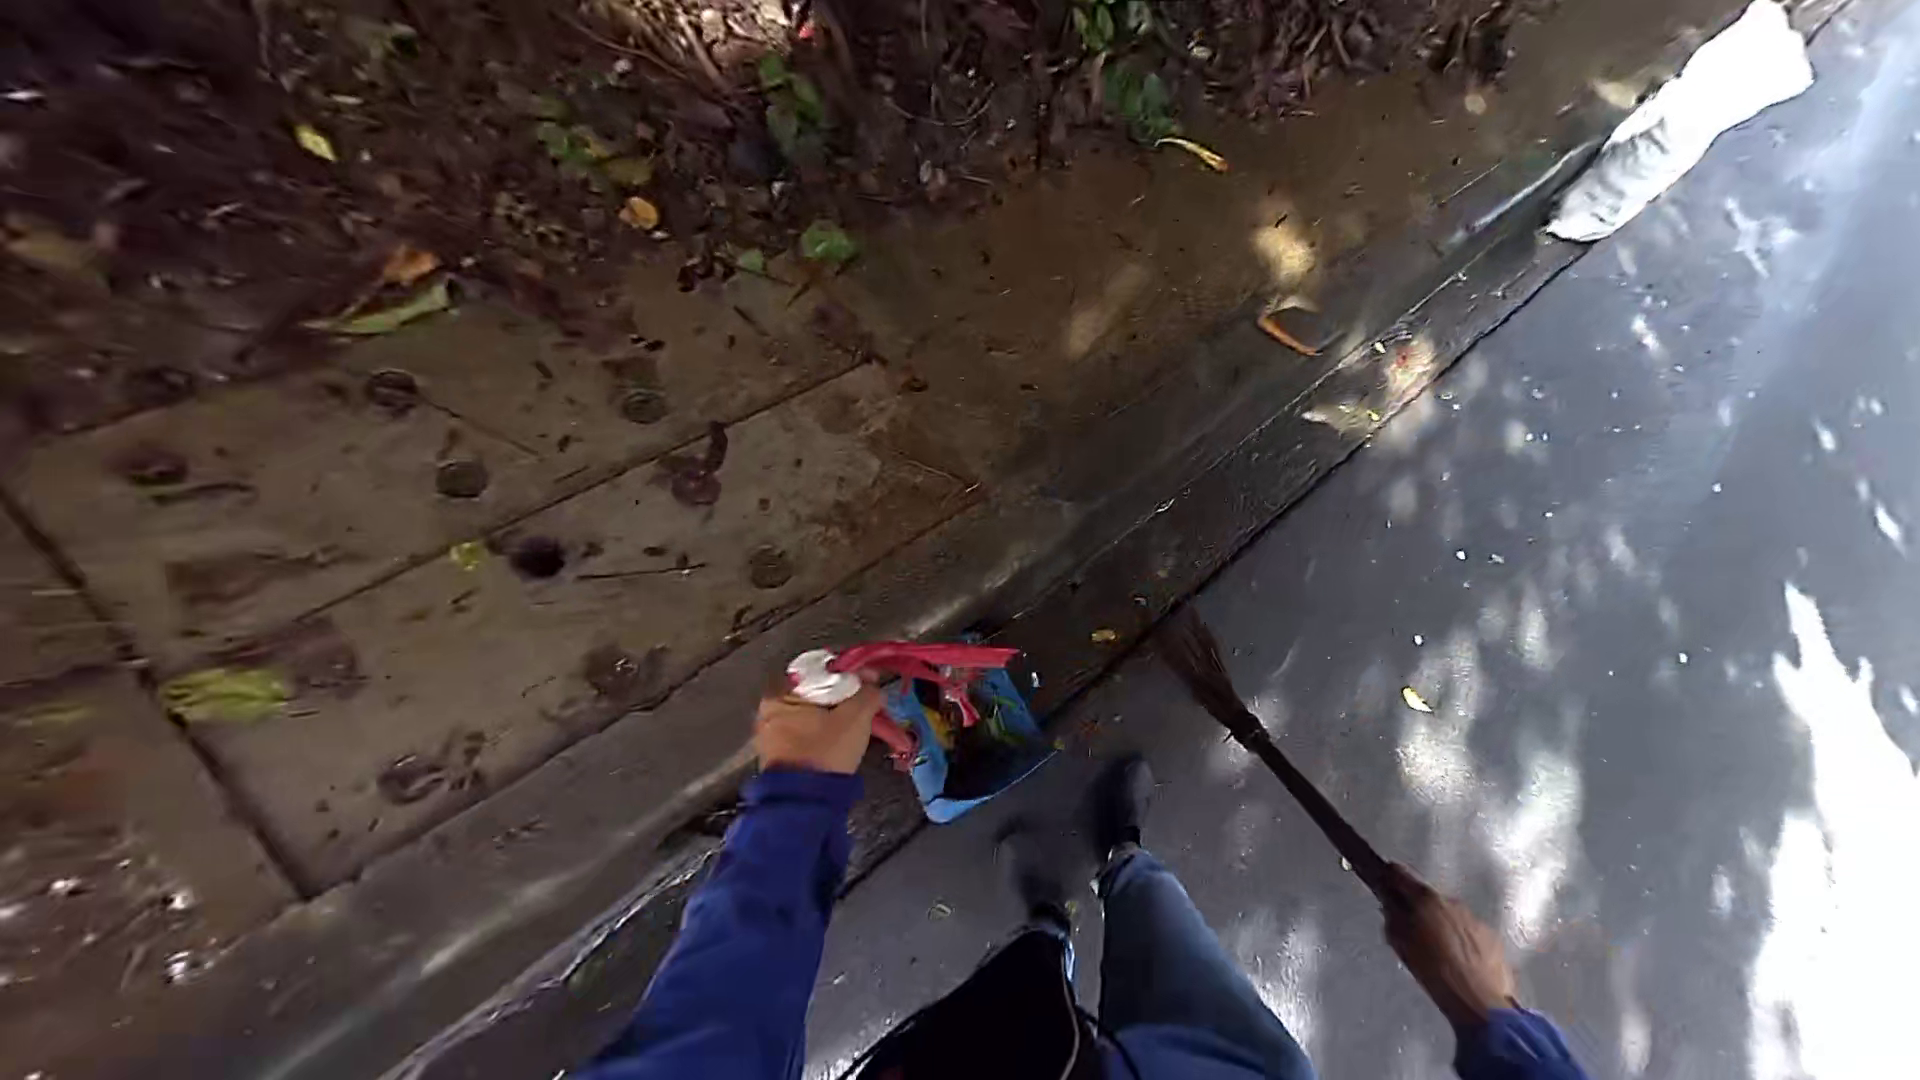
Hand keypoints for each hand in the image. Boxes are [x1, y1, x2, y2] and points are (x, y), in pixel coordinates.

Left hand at [754, 676, 885, 774]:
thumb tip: (873, 687)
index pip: (821, 669)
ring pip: (813, 713)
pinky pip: (808, 732)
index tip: (872, 679)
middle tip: (869, 700)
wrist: (805, 804)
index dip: (851, 671)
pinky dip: (827, 731)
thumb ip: (867, 694)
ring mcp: (772, 734)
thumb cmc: (826, 752)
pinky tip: (845, 738)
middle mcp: (770, 710)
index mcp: (780, 693)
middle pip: (817, 691)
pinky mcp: (779, 756)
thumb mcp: (855, 717)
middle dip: (847, 695)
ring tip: (863, 720)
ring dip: (839, 714)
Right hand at [1381, 863, 1518, 1032]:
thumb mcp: (1398, 940)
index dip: (1389, 876)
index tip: (1385, 881)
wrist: (1480, 1004)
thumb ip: (1391, 914)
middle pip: (1427, 895)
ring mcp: (1476, 920)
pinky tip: (1459, 959)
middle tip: (1412, 927)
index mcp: (1425, 898)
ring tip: (1439, 949)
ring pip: (1450, 914)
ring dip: (1441, 923)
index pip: (1399, 873)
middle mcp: (1452, 902)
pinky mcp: (1494, 939)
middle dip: (1418, 907)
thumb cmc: (1434, 971)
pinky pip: (1470, 931)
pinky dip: (1462, 939)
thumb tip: (1389, 902)